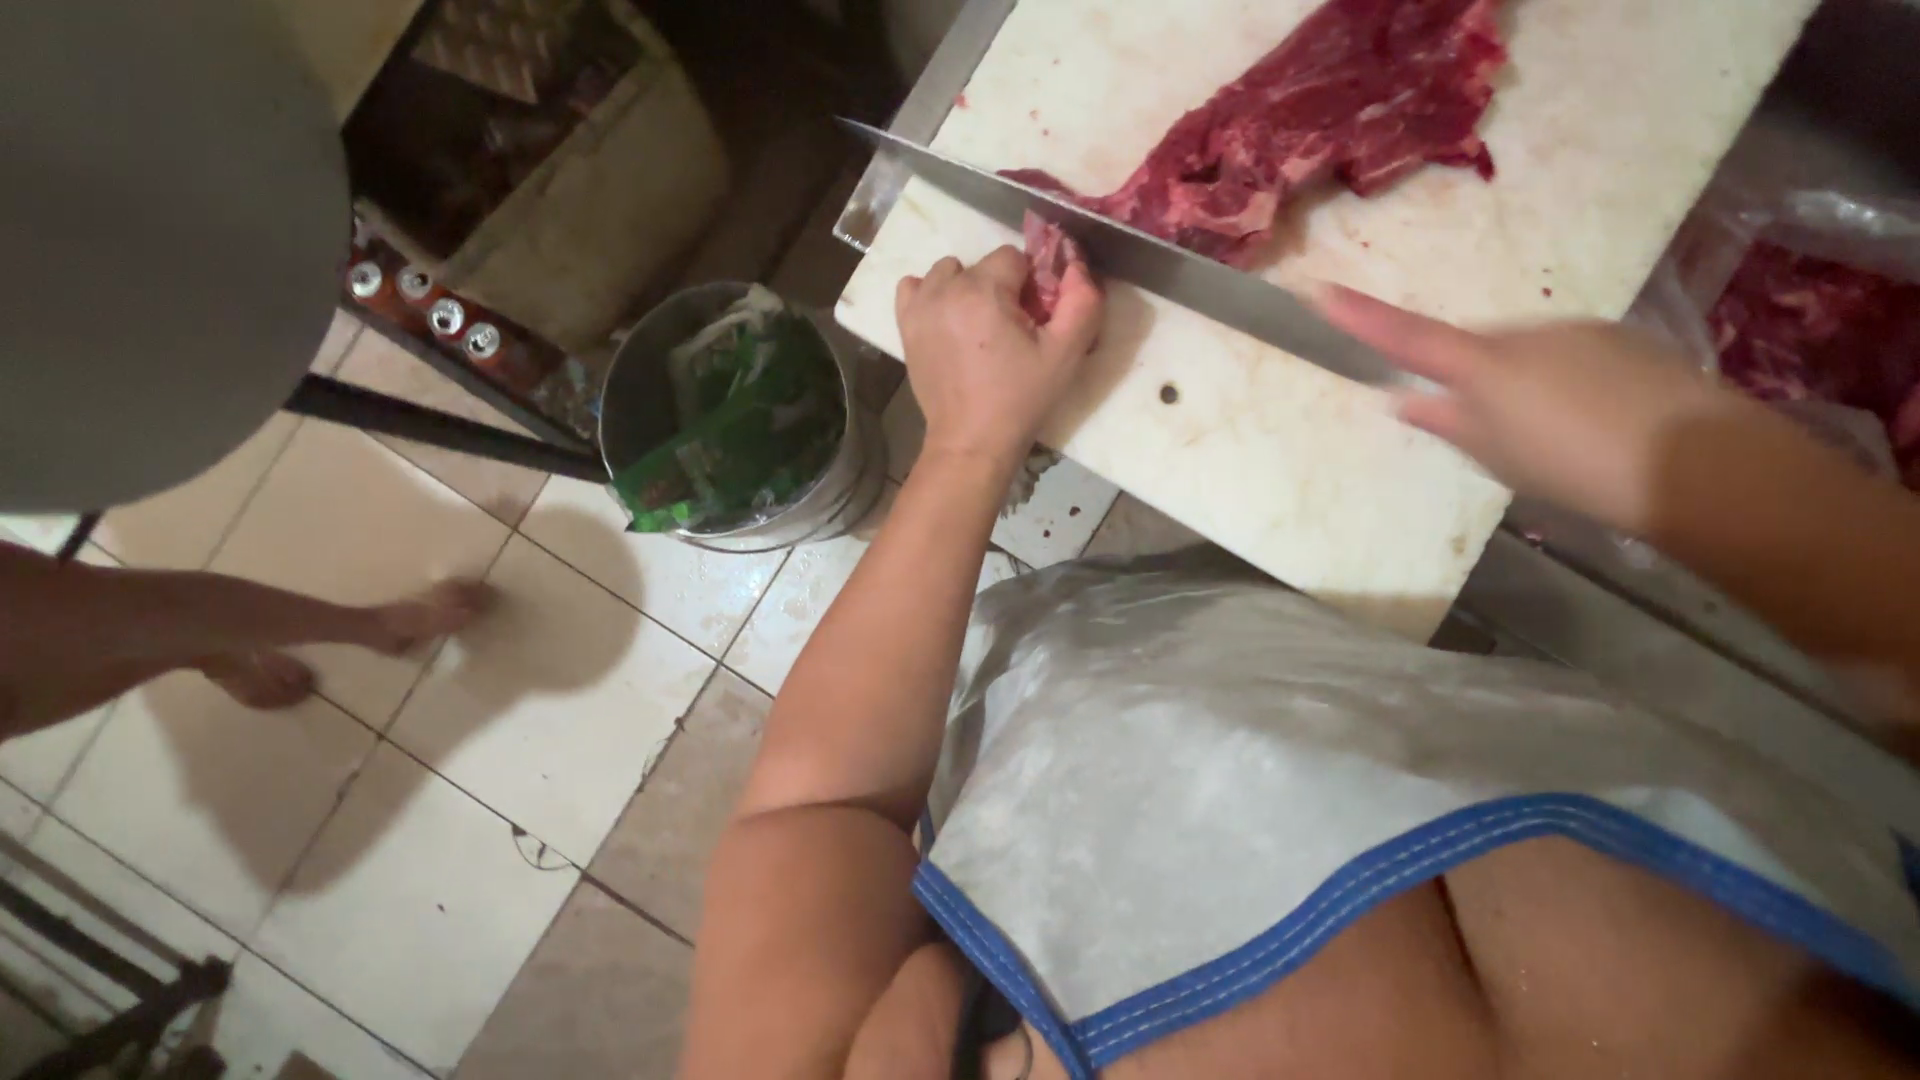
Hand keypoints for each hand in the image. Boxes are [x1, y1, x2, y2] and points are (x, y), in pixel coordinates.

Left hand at [895, 245, 1102, 471]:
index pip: (1014, 256)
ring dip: (966, 289)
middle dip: (1000, 289)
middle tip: (1009, 334)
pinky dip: (932, 296)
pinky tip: (948, 321)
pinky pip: (913, 288)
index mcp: (984, 290)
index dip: (1030, 286)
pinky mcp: (906, 327)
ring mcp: (920, 308)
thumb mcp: (1066, 354)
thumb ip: (1082, 301)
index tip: (1032, 321)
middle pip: (982, 264)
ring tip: (978, 329)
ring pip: (948, 272)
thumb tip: (1075, 264)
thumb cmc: (1021, 400)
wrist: (971, 441)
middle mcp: (945, 290)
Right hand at [1316, 284, 1761, 532]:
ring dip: (1519, 384)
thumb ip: (1445, 421)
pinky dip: (1562, 384)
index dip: (1359, 317)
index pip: (1406, 337)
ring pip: (1523, 354)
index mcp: (1483, 365)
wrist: (1697, 464)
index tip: (1319, 290)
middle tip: (1484, 430)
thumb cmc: (1573, 466)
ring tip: (1548, 438)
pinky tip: (1588, 423)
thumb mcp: (1495, 455)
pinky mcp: (1621, 341)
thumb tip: (1403, 399)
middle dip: (1467, 377)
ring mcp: (1578, 332)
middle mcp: (1526, 334)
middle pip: (1473, 348)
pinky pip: (1567, 357)